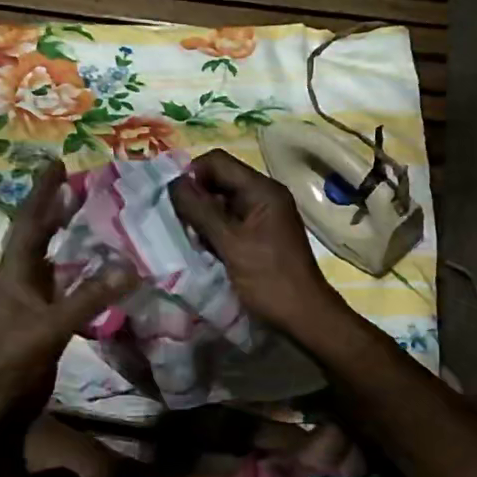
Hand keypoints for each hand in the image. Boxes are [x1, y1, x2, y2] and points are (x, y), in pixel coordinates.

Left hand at [0, 161, 132, 434]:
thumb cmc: (11, 362)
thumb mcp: (50, 328)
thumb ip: (89, 298)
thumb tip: (130, 265)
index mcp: (14, 274)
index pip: (30, 223)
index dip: (44, 194)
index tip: (58, 163)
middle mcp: (20, 281)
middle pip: (38, 235)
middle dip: (55, 208)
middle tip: (79, 183)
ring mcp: (30, 301)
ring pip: (51, 259)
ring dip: (68, 237)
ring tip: (90, 216)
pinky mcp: (42, 320)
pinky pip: (64, 284)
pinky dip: (80, 270)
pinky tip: (96, 268)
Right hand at [168, 149, 341, 334]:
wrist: (303, 315)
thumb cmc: (269, 278)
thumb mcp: (230, 243)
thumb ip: (201, 211)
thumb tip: (173, 183)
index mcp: (263, 190)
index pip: (217, 161)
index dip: (191, 174)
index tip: (172, 200)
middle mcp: (265, 196)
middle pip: (220, 181)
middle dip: (195, 197)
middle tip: (177, 222)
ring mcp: (264, 217)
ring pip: (222, 204)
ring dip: (203, 217)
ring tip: (187, 237)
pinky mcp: (261, 236)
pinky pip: (231, 223)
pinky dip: (214, 231)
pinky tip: (202, 249)